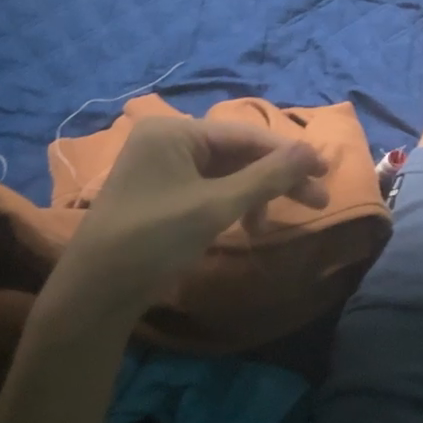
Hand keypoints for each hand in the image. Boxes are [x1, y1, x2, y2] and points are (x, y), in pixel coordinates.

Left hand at [45, 117, 328, 328]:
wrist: (96, 291)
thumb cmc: (155, 239)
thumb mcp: (217, 206)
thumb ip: (268, 177)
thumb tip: (313, 150)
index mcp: (174, 131)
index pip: (246, 135)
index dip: (289, 154)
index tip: (325, 172)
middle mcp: (166, 141)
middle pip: (237, 153)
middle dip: (276, 178)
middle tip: (317, 201)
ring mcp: (161, 168)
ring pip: (225, 174)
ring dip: (256, 195)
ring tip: (272, 226)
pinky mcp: (160, 195)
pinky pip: (209, 189)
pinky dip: (233, 205)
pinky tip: (247, 226)